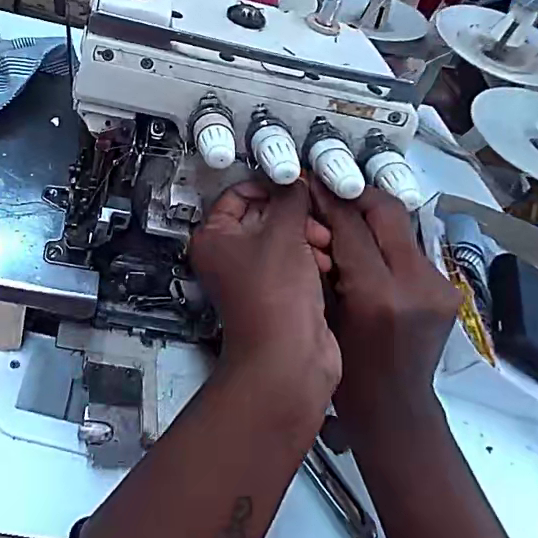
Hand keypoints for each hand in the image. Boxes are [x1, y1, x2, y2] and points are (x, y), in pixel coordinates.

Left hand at [191, 180, 339, 412]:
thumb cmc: (272, 304)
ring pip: (281, 238)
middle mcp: (227, 254)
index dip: (268, 187)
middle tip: (313, 217)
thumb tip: (294, 182)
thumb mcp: (284, 234)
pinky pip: (292, 261)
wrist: (289, 356)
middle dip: (293, 215)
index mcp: (213, 236)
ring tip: (322, 243)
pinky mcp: (274, 291)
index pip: (237, 194)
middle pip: (262, 215)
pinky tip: (324, 262)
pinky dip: (308, 256)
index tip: (293, 184)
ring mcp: (250, 274)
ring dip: (305, 235)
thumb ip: (290, 200)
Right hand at [310, 184, 460, 443]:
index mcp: (379, 296)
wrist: (394, 406)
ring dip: (369, 214)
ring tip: (341, 215)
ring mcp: (439, 287)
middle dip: (354, 195)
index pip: (351, 225)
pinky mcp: (447, 288)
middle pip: (387, 212)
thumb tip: (310, 212)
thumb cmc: (345, 366)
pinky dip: (384, 237)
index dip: (327, 199)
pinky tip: (364, 243)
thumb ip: (321, 259)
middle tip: (328, 189)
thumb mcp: (321, 308)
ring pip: (401, 225)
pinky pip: (410, 246)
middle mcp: (418, 286)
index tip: (309, 182)